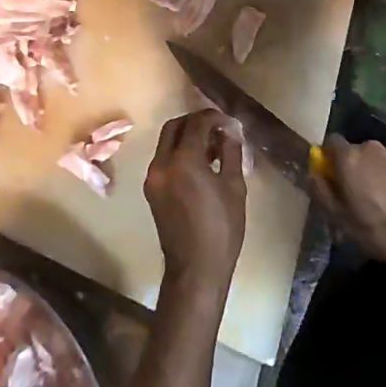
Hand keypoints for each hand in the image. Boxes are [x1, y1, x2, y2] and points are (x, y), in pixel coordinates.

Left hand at [144, 109, 247, 296]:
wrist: (196, 268)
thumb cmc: (222, 227)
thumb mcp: (234, 185)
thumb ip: (231, 152)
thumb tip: (230, 131)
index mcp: (183, 160)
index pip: (196, 123)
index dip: (214, 117)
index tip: (229, 124)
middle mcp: (161, 164)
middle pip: (174, 127)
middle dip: (196, 122)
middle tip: (218, 130)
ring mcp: (153, 178)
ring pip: (166, 142)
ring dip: (186, 137)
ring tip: (212, 148)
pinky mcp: (151, 191)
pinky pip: (164, 159)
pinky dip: (179, 153)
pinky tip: (200, 165)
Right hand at [310, 134, 385, 267]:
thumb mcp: (345, 221)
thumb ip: (323, 194)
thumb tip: (312, 173)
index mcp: (349, 157)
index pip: (328, 145)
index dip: (324, 164)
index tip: (326, 187)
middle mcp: (369, 148)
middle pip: (349, 157)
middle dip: (346, 176)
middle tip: (348, 208)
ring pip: (369, 167)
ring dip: (366, 184)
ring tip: (372, 215)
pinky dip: (384, 188)